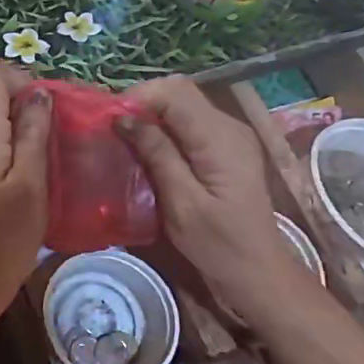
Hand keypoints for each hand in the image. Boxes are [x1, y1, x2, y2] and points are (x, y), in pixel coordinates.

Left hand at [0, 60, 51, 324]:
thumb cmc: (8, 234)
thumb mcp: (30, 182)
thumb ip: (31, 133)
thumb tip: (38, 90)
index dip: (20, 78)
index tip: (49, 104)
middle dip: (30, 99)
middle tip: (63, 124)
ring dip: (30, 122)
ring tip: (61, 142)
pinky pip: (1, 141)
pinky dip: (24, 142)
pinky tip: (46, 162)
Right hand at [116, 76, 304, 312]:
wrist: (257, 271)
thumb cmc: (217, 243)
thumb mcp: (181, 203)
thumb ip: (157, 155)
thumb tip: (123, 119)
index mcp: (220, 138)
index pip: (174, 93)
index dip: (137, 98)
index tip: (107, 120)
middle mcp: (229, 126)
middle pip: (179, 92)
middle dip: (140, 103)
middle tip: (110, 129)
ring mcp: (229, 135)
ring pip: (181, 104)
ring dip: (149, 114)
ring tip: (121, 138)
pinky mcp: (224, 146)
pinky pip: (188, 122)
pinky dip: (162, 127)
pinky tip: (145, 149)